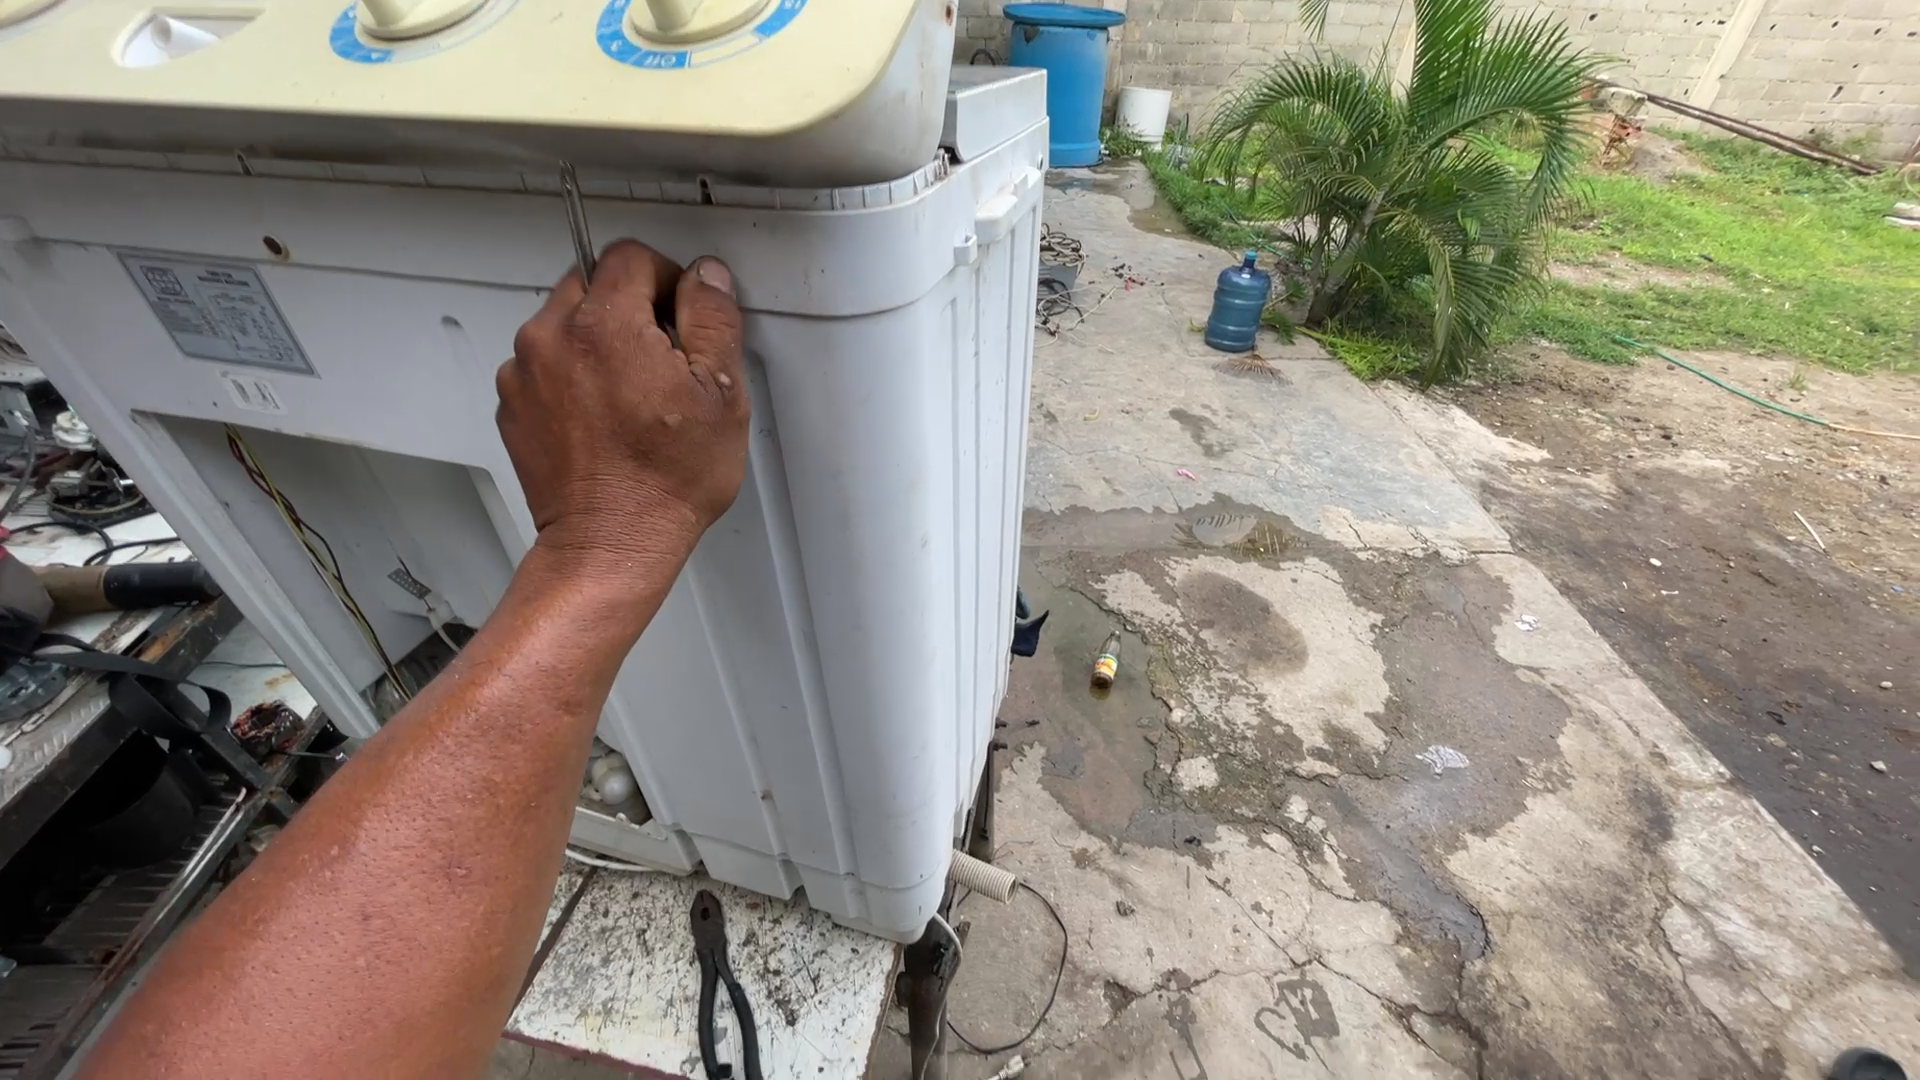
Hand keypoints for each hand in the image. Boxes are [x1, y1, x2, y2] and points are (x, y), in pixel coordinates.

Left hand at [497, 241, 749, 575]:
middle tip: (665, 361)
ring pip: (565, 323)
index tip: (684, 312)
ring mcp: (524, 373)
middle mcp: (551, 338)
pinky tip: (607, 416)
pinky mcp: (514, 405)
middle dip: (632, 309)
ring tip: (635, 395)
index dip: (669, 278)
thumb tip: (707, 276)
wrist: (614, 541)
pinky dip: (574, 375)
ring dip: (600, 341)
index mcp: (605, 326)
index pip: (631, 257)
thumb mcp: (721, 395)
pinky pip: (545, 364)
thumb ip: (713, 319)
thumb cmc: (666, 481)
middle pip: (592, 284)